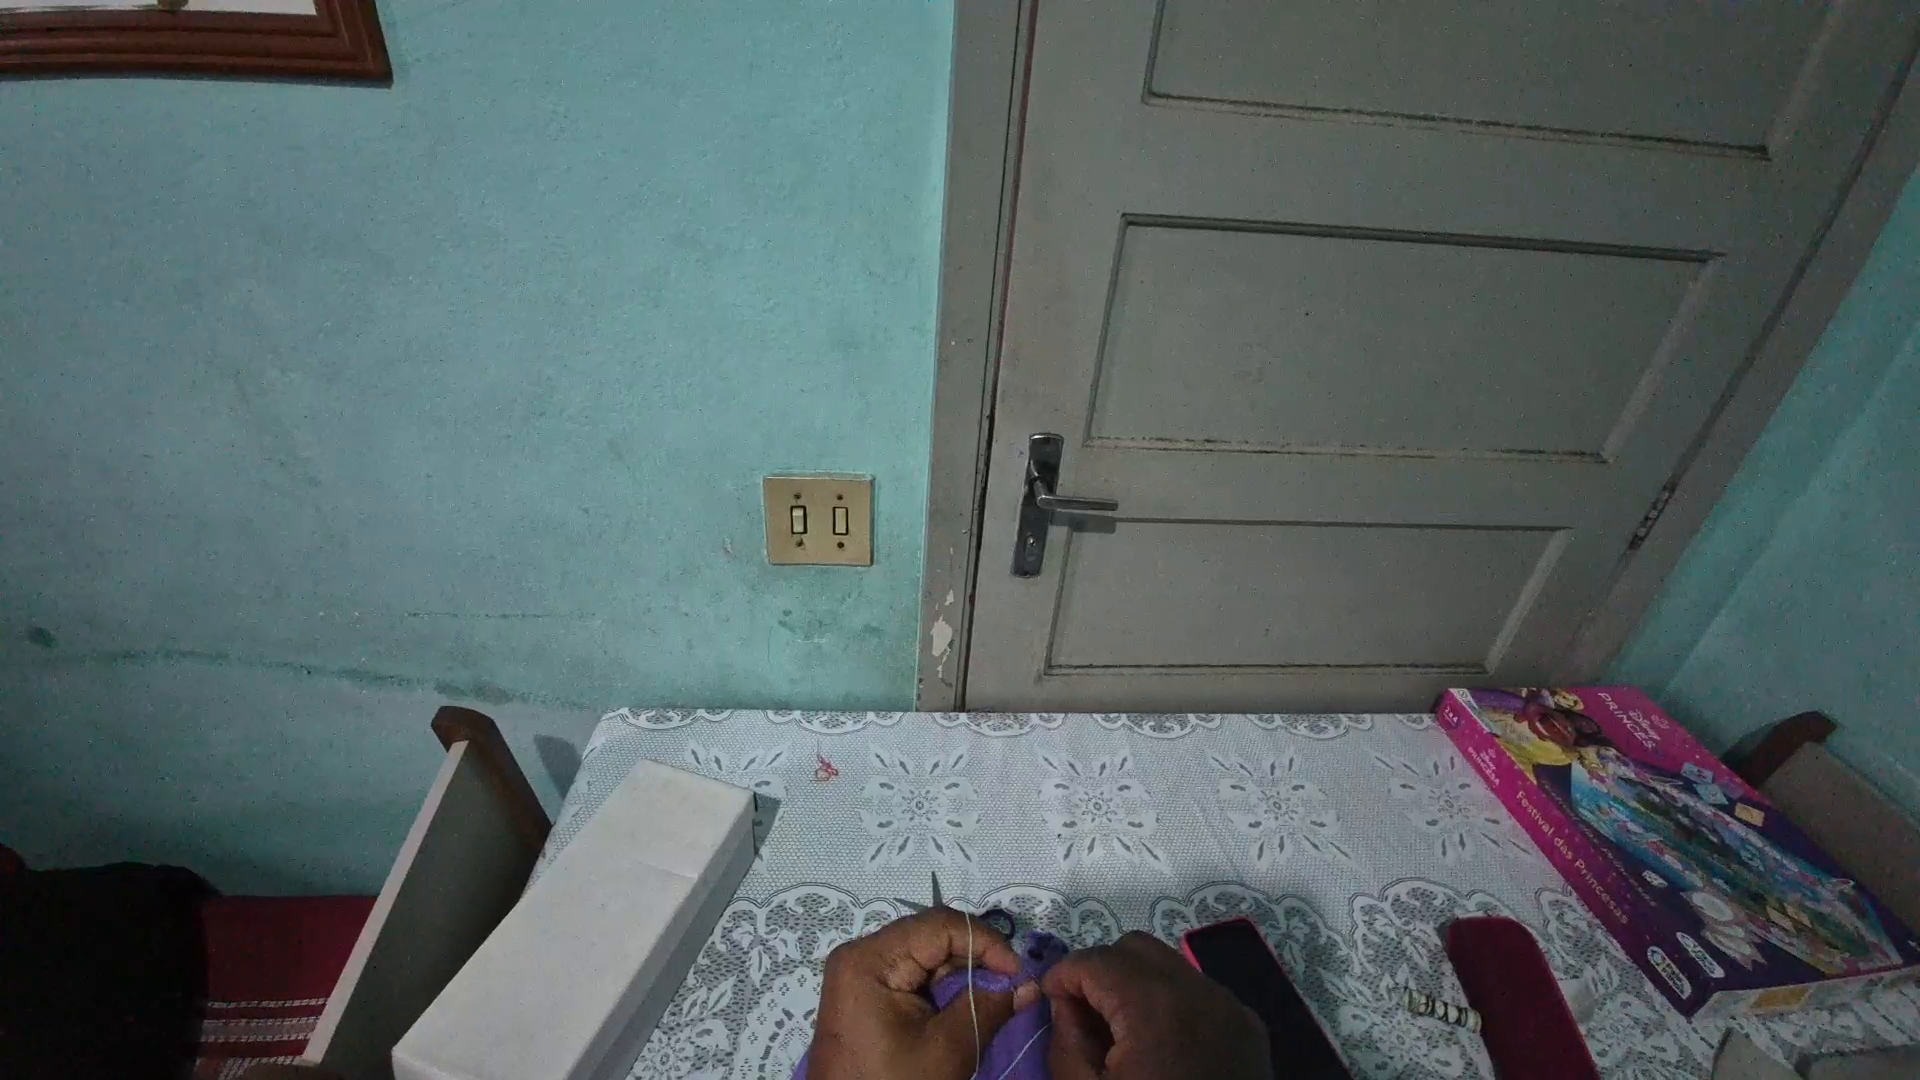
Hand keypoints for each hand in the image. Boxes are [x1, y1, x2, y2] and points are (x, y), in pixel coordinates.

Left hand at [811, 906, 1042, 1079]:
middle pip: (930, 935)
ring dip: (961, 970)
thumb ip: (989, 1007)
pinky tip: (966, 1000)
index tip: (1018, 971)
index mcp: (870, 958)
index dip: (984, 941)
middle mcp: (860, 953)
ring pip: (924, 952)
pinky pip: (911, 971)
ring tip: (994, 992)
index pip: (939, 925)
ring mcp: (860, 972)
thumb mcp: (946, 1051)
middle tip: (1011, 983)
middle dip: (975, 956)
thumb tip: (1029, 984)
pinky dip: (942, 984)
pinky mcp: (866, 990)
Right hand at [1044, 931, 1270, 1079]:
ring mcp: (1229, 1007)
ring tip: (1123, 1028)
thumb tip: (1066, 1002)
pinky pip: (1197, 990)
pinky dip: (1170, 1000)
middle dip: (1102, 970)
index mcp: (1154, 1007)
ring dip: (1136, 982)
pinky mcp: (1248, 1028)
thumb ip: (1067, 1039)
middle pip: (1134, 948)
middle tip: (1086, 1012)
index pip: (1096, 960)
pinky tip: (1161, 1042)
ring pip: (1168, 963)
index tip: (1052, 1000)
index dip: (1065, 975)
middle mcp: (1196, 991)